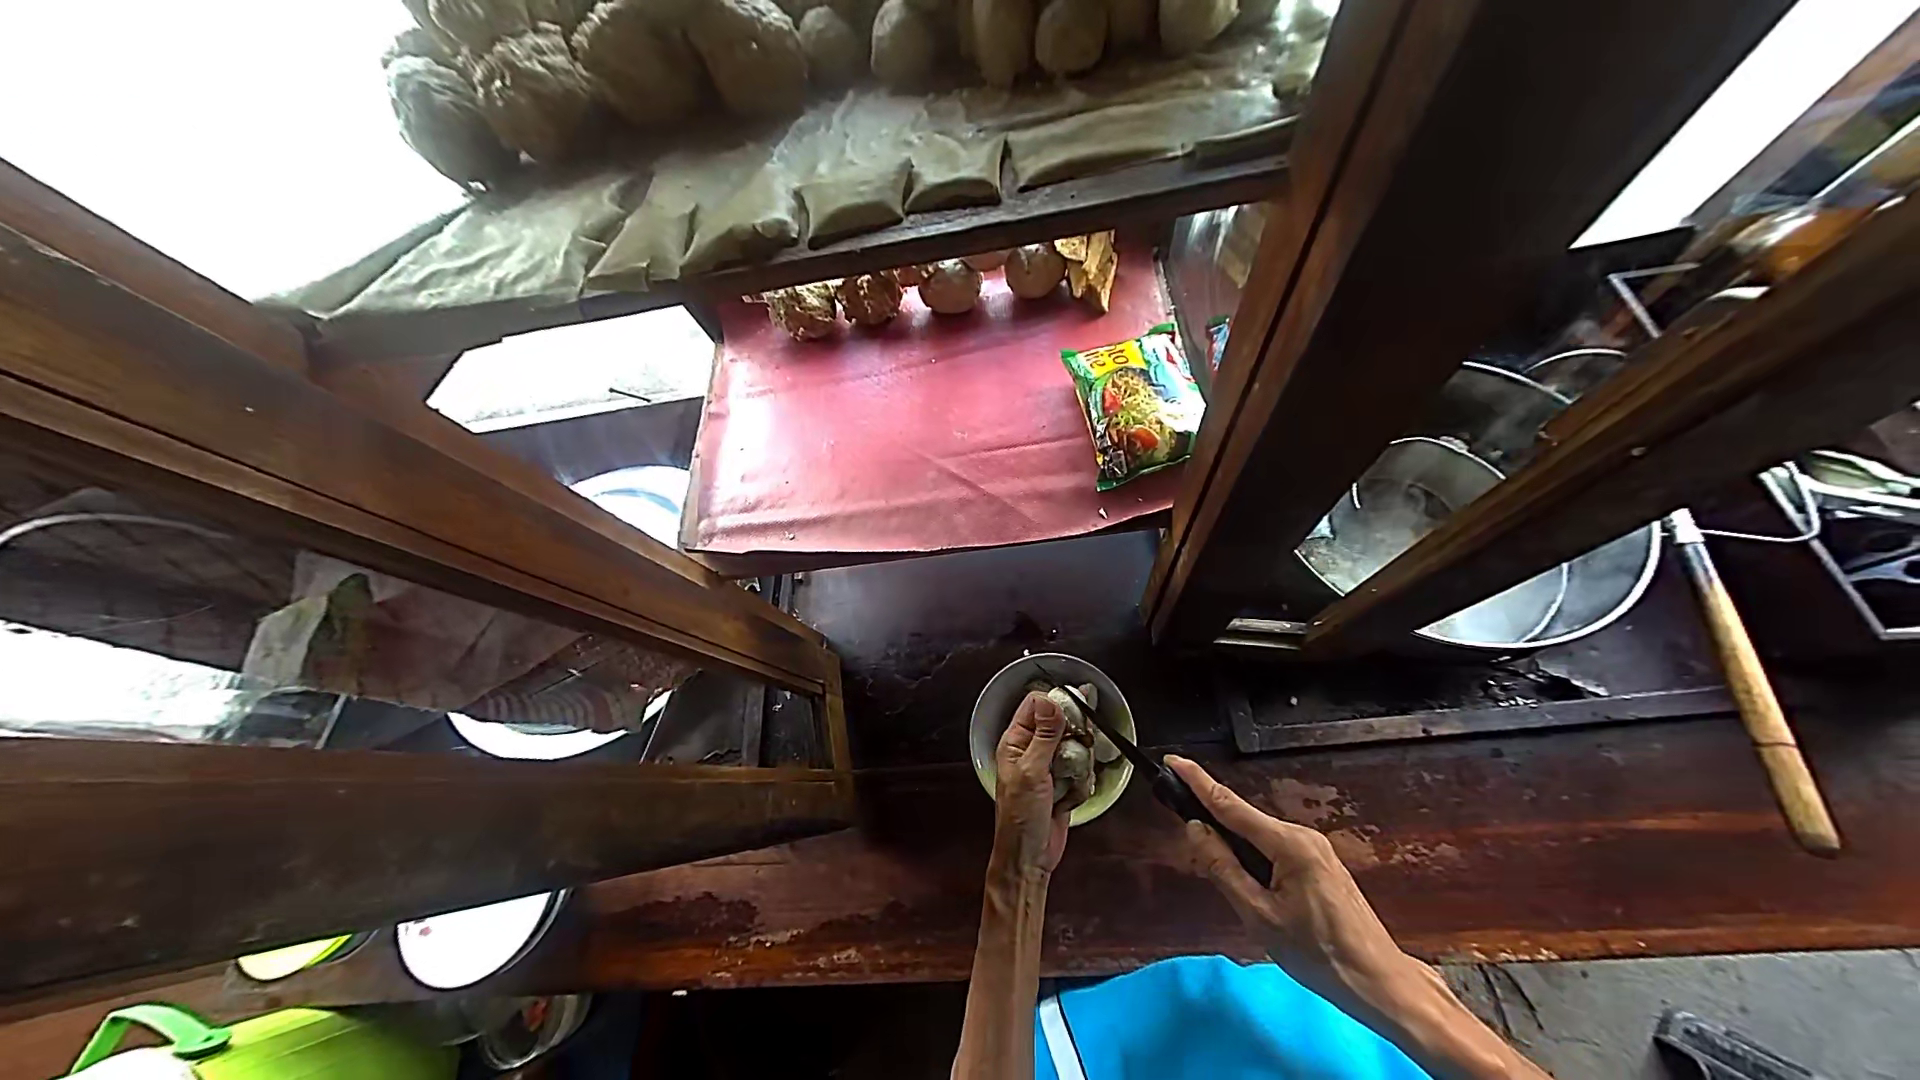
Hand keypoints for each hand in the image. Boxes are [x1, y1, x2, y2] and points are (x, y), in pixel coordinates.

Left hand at [992, 691, 1076, 876]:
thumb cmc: (1020, 818)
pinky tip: (1068, 799)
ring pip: (1076, 747)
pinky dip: (1080, 784)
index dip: (1057, 704)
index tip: (1076, 712)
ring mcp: (1049, 766)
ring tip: (1067, 783)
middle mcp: (1031, 749)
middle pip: (1061, 724)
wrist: (1030, 857)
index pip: (1036, 705)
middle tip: (1073, 754)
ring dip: (1078, 766)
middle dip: (1074, 738)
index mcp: (1015, 741)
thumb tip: (1050, 702)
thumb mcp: (1031, 772)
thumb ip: (1043, 736)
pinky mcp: (1064, 782)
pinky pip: (1082, 771)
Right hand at [1167, 756, 1551, 1078]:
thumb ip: (1223, 868)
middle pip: (1243, 820)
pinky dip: (1255, 859)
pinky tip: (1255, 890)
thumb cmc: (1321, 956)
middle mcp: (1302, 835)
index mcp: (1287, 844)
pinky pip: (1274, 849)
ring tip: (1232, 888)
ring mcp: (1315, 848)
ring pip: (1258, 837)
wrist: (1383, 985)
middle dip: (1214, 829)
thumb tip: (1196, 829)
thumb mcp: (1259, 916)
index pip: (1229, 804)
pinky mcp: (1320, 862)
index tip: (1173, 761)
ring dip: (1236, 850)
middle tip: (1196, 858)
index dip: (1197, 781)